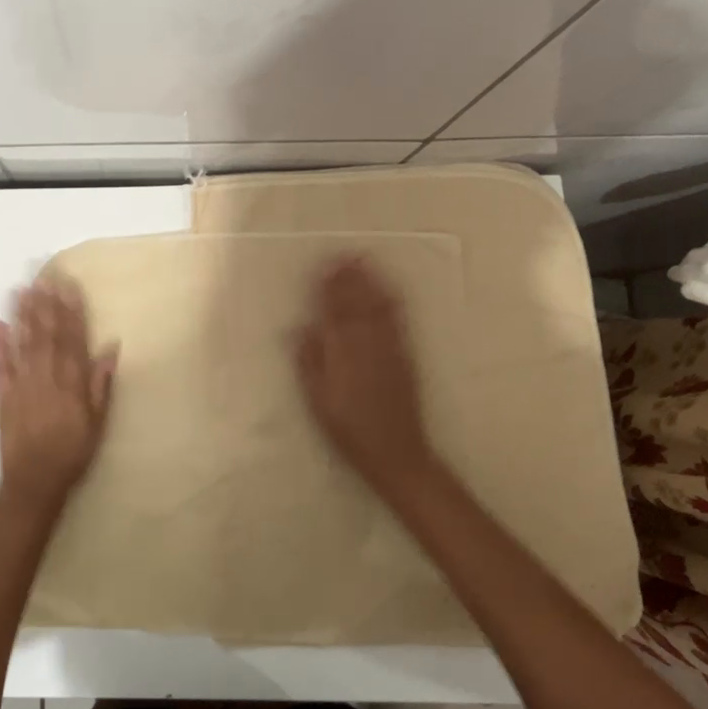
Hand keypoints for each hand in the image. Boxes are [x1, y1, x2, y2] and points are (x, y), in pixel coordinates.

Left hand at [0, 279, 117, 510]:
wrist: (34, 482)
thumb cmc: (73, 453)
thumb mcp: (98, 421)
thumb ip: (101, 383)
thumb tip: (109, 347)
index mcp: (71, 382)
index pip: (72, 338)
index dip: (71, 310)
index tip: (68, 286)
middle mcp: (45, 376)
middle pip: (46, 334)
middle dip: (46, 304)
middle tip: (43, 277)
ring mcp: (21, 384)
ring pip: (23, 342)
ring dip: (22, 315)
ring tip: (21, 290)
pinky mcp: (2, 395)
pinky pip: (0, 364)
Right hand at [295, 257, 435, 494]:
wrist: (397, 454)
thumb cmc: (348, 431)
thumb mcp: (317, 401)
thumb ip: (308, 362)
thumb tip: (300, 328)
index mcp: (341, 355)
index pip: (333, 312)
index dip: (328, 287)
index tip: (322, 266)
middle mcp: (367, 346)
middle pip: (357, 304)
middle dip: (349, 278)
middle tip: (342, 254)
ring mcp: (390, 350)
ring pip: (379, 308)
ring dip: (371, 282)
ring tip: (363, 261)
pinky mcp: (407, 357)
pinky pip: (398, 321)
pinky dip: (391, 300)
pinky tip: (388, 290)